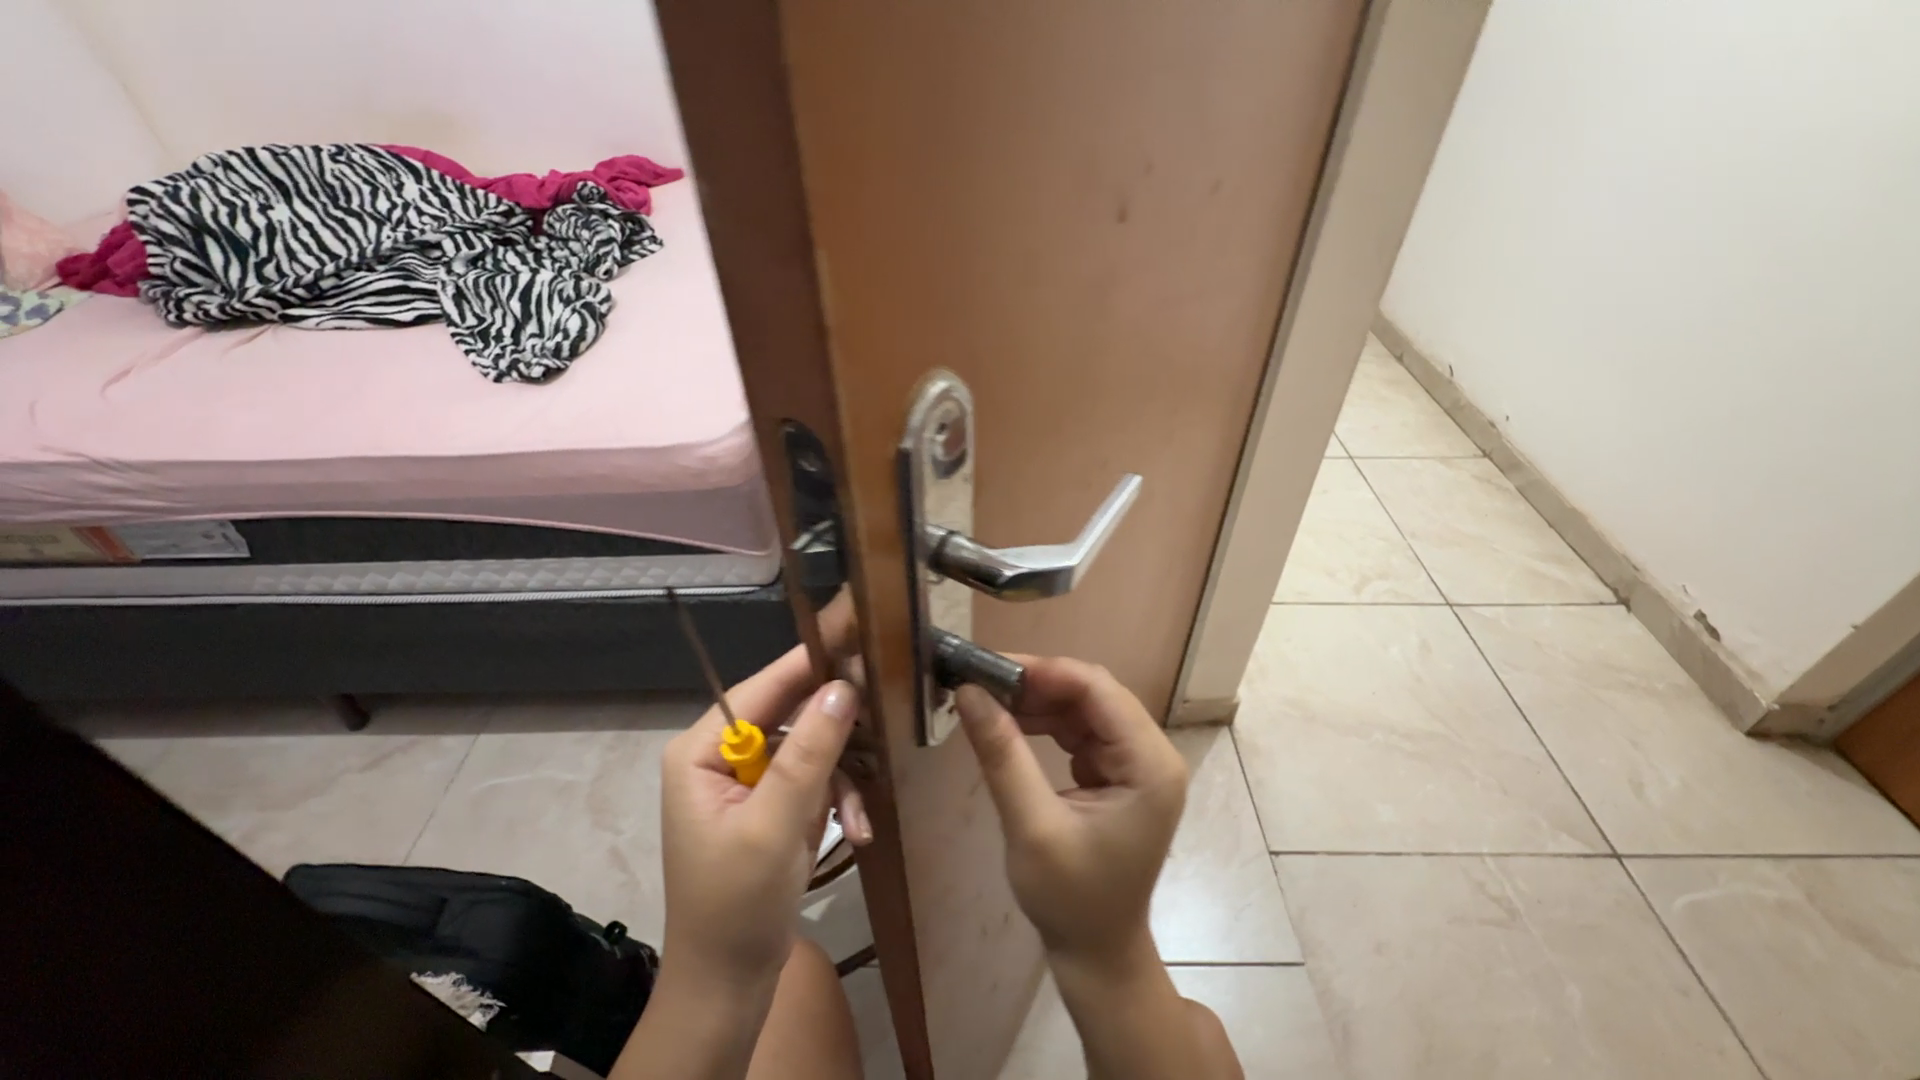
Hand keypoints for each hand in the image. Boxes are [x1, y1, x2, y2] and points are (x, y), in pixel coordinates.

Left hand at [658, 645, 866, 990]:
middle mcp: (721, 756)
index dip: (810, 662)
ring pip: (811, 750)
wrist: (726, 984)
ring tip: (860, 821)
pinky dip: (837, 803)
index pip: (762, 687)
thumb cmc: (736, 905)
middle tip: (881, 727)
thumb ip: (808, 754)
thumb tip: (843, 688)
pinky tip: (857, 834)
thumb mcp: (774, 826)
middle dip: (836, 735)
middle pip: (790, 714)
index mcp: (702, 751)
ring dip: (842, 781)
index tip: (858, 632)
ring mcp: (748, 783)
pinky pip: (813, 783)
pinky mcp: (770, 808)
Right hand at [955, 659, 1188, 964]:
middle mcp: (1152, 755)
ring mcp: (1137, 764)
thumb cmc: (1070, 898)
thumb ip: (1002, 755)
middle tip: (980, 681)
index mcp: (1150, 766)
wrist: (1096, 951)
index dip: (1044, 671)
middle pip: (1093, 694)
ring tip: (986, 700)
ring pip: (1084, 708)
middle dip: (1036, 684)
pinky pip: (1080, 731)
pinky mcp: (1118, 774)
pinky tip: (1009, 724)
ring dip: (1036, 701)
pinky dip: (1044, 724)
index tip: (989, 667)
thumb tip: (968, 693)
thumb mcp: (1031, 826)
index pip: (1099, 691)